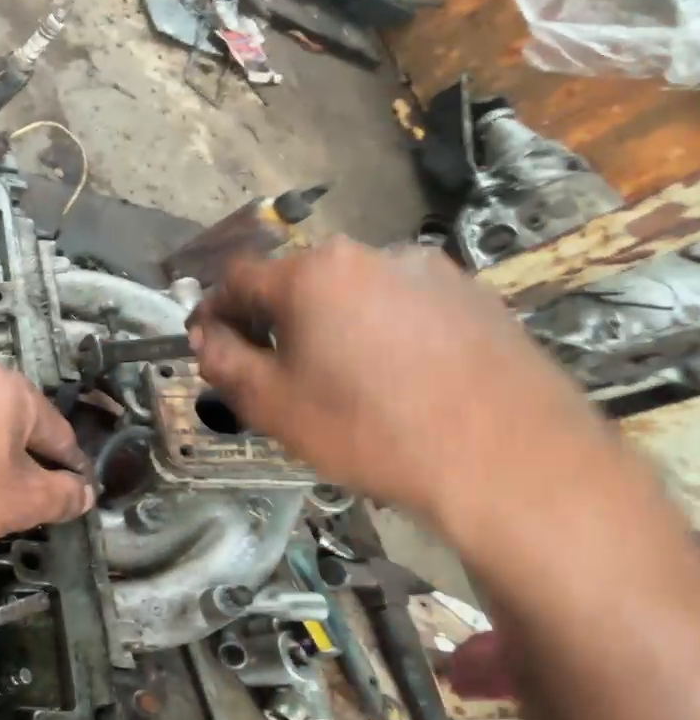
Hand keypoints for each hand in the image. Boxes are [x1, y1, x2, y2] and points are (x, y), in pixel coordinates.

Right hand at [189, 237, 606, 521]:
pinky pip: (401, 308)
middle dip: (272, 322)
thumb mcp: (269, 402)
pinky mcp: (477, 298)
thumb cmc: (368, 429)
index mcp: (314, 273)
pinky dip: (379, 334)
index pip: (237, 279)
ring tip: (334, 381)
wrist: (512, 463)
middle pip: (297, 283)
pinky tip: (390, 382)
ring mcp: (433, 273)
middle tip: (268, 372)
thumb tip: (207, 336)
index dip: (213, 313)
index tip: (207, 348)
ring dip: (327, 327)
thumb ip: (223, 360)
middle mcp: (372, 256)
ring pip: (351, 295)